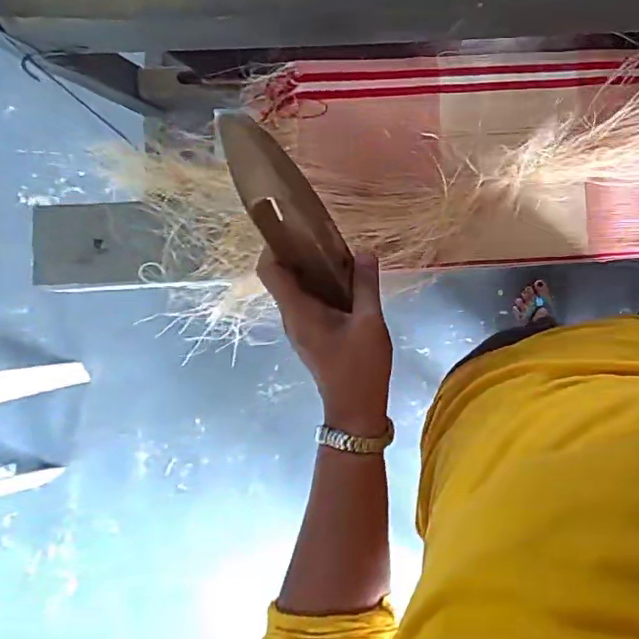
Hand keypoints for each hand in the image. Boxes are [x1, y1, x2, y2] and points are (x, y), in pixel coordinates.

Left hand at [258, 249, 392, 436]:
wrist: (356, 410)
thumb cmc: (360, 366)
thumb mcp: (370, 322)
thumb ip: (366, 286)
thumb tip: (364, 252)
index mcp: (298, 311)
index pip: (268, 269)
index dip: (274, 244)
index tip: (297, 228)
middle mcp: (292, 317)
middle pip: (283, 276)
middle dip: (300, 253)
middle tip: (328, 238)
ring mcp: (301, 329)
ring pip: (298, 290)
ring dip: (314, 272)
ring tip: (342, 258)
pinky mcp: (312, 336)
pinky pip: (310, 303)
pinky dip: (323, 289)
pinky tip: (348, 286)